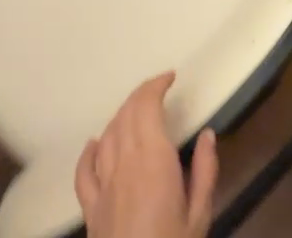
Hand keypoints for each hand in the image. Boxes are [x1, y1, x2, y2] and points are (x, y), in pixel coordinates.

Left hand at [75, 72, 219, 237]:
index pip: (147, 108)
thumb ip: (204, 172)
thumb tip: (208, 135)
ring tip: (137, 109)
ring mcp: (103, 186)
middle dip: (140, 95)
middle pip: (125, 116)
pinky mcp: (90, 208)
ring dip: (120, 116)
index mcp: (153, 160)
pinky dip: (89, 151)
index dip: (155, 86)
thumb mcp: (200, 215)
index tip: (170, 77)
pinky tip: (95, 142)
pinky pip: (84, 171)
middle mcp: (124, 164)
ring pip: (106, 136)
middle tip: (159, 87)